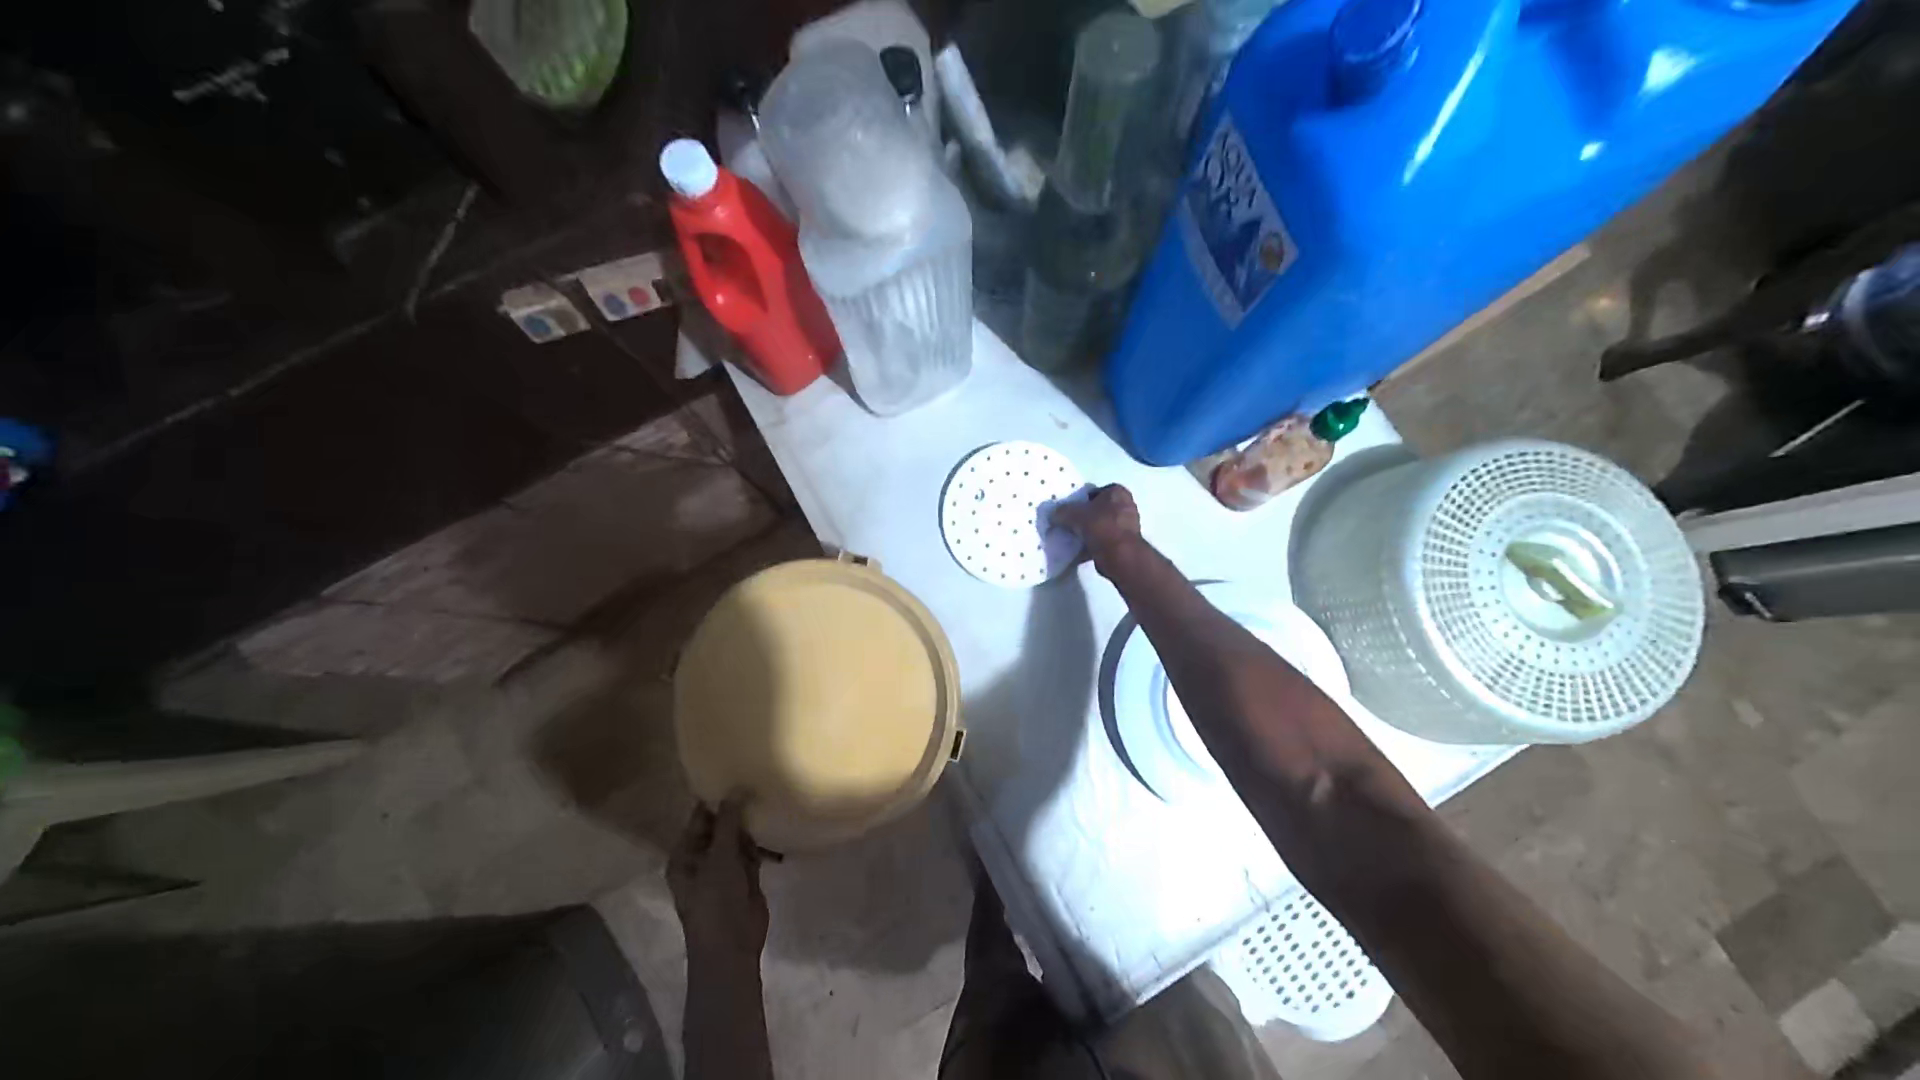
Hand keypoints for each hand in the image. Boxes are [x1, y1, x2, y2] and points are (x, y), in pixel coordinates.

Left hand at [668, 794, 768, 961]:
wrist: (731, 946)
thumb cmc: (714, 901)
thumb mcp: (719, 859)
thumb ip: (728, 823)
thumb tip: (736, 789)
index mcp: (685, 854)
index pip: (700, 817)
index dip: (716, 797)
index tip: (736, 772)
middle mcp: (703, 858)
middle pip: (721, 826)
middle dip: (738, 809)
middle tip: (759, 779)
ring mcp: (725, 868)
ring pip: (738, 838)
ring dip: (751, 825)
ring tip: (770, 796)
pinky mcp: (746, 877)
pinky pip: (753, 851)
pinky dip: (762, 842)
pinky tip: (776, 824)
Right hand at [1053, 484, 1143, 575]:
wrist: (1118, 555)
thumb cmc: (1099, 526)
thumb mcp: (1074, 514)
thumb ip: (1062, 512)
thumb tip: (1053, 514)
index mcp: (1118, 492)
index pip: (1095, 492)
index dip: (1081, 500)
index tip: (1070, 510)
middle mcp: (1126, 506)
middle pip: (1099, 509)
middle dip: (1086, 517)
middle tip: (1070, 524)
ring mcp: (1128, 526)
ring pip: (1102, 526)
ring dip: (1090, 532)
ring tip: (1075, 538)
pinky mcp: (1125, 544)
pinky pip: (1105, 540)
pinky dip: (1094, 544)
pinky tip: (1081, 550)